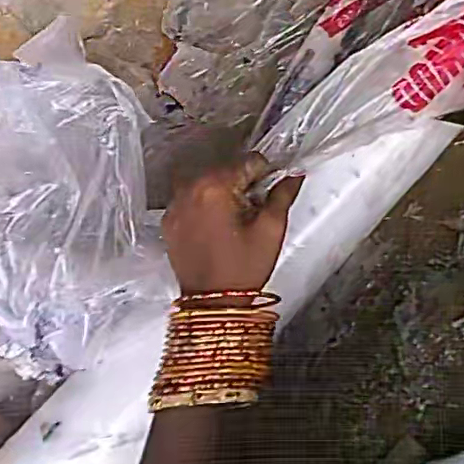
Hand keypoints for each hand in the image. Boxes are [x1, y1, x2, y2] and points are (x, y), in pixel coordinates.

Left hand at [161, 155, 303, 296]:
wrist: (212, 302)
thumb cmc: (242, 269)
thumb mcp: (271, 229)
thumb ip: (282, 195)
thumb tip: (293, 176)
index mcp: (215, 188)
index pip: (248, 161)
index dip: (265, 174)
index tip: (270, 190)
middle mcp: (189, 190)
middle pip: (225, 169)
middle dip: (242, 184)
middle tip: (254, 209)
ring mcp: (175, 205)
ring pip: (207, 182)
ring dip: (223, 192)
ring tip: (236, 219)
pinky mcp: (169, 220)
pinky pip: (191, 199)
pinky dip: (205, 205)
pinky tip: (218, 227)